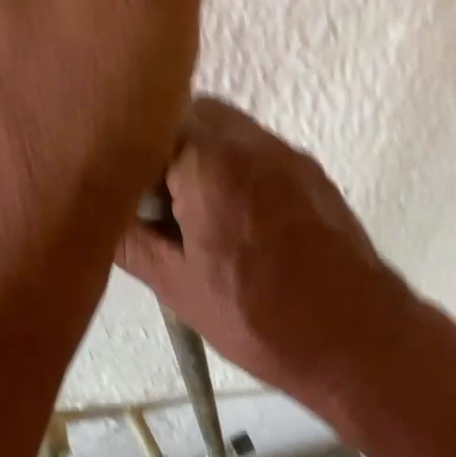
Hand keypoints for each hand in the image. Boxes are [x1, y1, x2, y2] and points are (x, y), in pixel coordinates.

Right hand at [117, 98, 412, 400]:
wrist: (358, 339)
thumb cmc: (258, 317)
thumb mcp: (177, 287)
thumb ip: (130, 242)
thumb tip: (97, 218)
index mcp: (211, 163)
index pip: (150, 125)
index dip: (131, 161)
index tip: (128, 203)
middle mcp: (253, 143)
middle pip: (192, 117)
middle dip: (166, 153)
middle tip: (159, 211)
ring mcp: (289, 157)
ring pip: (228, 135)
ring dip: (202, 163)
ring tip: (197, 224)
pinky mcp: (313, 176)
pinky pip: (259, 156)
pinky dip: (235, 175)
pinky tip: (237, 230)